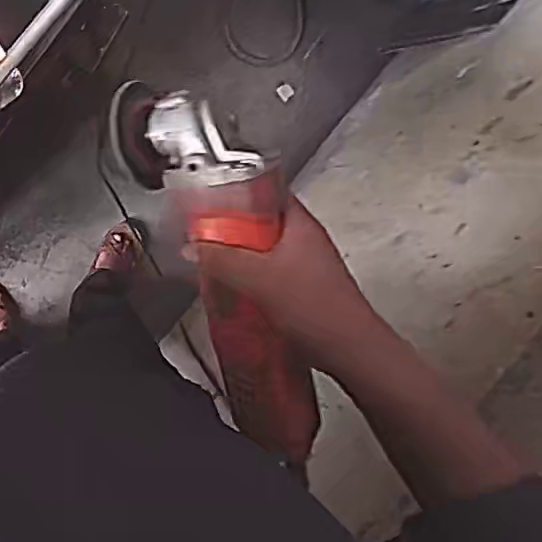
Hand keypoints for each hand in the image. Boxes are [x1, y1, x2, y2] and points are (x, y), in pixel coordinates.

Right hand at [188, 196, 398, 375]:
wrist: (349, 352)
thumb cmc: (315, 307)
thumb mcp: (255, 277)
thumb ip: (219, 259)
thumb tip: (192, 248)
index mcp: (301, 225)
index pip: (267, 192)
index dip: (238, 190)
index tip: (211, 196)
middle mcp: (305, 240)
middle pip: (259, 222)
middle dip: (230, 226)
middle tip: (205, 231)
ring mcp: (305, 265)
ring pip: (261, 248)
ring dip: (236, 253)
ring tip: (211, 258)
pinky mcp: (301, 288)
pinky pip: (265, 271)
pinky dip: (245, 274)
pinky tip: (229, 286)